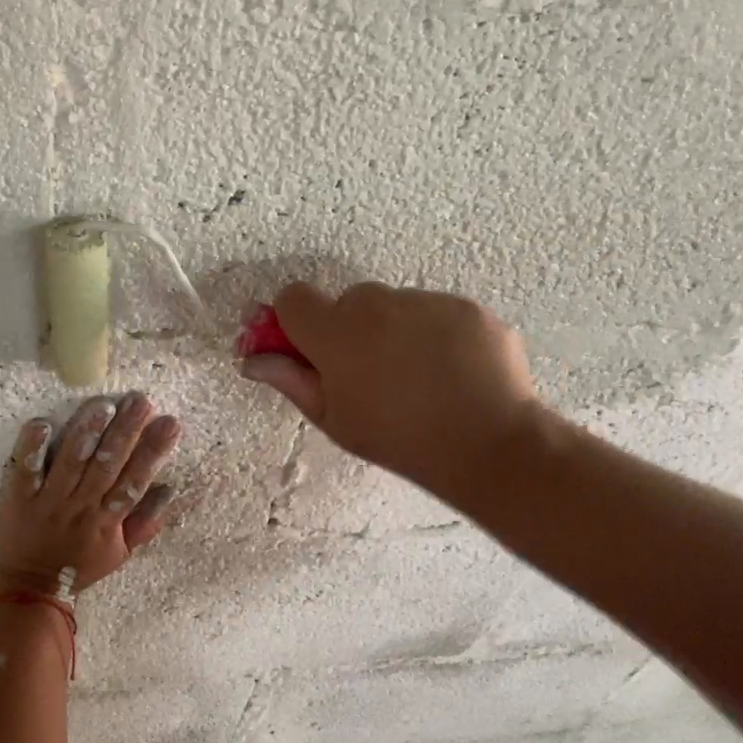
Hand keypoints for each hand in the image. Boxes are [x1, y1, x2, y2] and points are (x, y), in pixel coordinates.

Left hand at [0, 393, 181, 598]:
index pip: (135, 480)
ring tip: (103, 405)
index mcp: (108, 519)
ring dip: (87, 433)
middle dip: (126, 431)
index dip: (153, 451)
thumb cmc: (80, 566)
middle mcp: (82, 506)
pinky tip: (43, 424)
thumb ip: (145, 521)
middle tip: (141, 400)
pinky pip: (27, 471)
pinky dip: (33, 448)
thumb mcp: (120, 552)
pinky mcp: (20, 498)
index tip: (170, 422)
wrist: (32, 587)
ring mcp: (50, 501)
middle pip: (107, 465)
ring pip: (72, 463)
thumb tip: (169, 488)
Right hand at [238, 281, 542, 494]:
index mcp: (334, 331)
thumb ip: (290, 379)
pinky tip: (451, 374)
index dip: (296, 321)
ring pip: (396, 306)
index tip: (309, 348)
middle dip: (351, 329)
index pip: (293, 298)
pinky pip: (438, 313)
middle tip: (369, 374)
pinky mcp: (467, 308)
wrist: (489, 444)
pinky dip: (438, 335)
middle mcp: (376, 304)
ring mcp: (426, 302)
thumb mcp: (333, 419)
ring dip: (396, 330)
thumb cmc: (399, 438)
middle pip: (348, 301)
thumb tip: (253, 360)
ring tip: (417, 378)